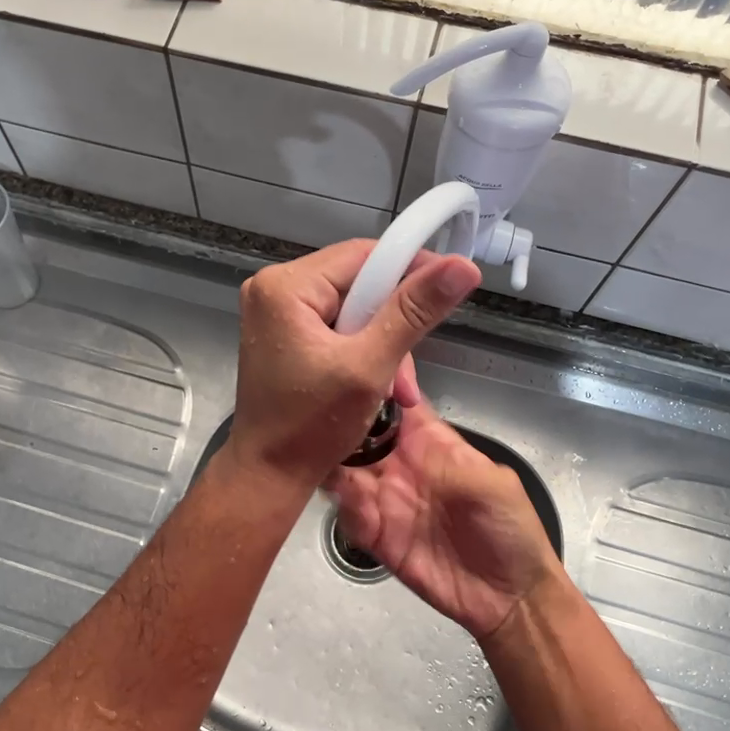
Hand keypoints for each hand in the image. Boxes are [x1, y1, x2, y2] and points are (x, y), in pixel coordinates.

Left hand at [227, 241, 480, 491]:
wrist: (268, 476)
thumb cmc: (311, 427)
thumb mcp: (369, 367)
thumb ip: (414, 313)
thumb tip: (461, 268)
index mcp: (285, 287)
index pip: (363, 255)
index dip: (410, 268)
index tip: (448, 290)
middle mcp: (274, 289)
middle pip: (359, 283)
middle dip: (394, 325)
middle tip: (408, 375)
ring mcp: (276, 312)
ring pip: (353, 308)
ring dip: (383, 345)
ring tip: (396, 391)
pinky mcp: (283, 334)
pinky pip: (337, 326)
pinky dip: (362, 351)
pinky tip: (377, 384)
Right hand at [328, 402, 559, 637]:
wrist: (510, 599)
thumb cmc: (512, 531)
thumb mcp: (496, 486)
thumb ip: (452, 462)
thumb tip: (405, 440)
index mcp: (432, 444)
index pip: (398, 405)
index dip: (378, 387)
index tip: (358, 377)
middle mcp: (402, 466)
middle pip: (362, 435)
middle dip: (344, 425)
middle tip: (330, 424)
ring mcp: (386, 500)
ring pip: (346, 471)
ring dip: (335, 464)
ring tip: (332, 462)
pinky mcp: (377, 536)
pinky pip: (349, 515)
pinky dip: (345, 507)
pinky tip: (355, 505)